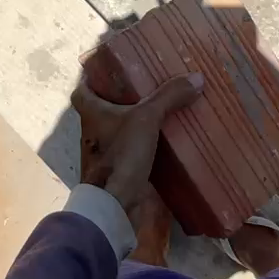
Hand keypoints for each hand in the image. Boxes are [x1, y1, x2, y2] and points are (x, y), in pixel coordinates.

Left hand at [71, 72, 202, 207]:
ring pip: (116, 134)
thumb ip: (168, 97)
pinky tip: (162, 144)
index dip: (90, 81)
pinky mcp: (119, 174)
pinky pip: (130, 155)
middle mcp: (94, 134)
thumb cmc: (120, 154)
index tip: (104, 73)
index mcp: (92, 115)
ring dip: (132, 126)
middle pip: (100, 112)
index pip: (81, 92)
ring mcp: (104, 156)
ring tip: (157, 113)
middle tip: (142, 90)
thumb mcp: (146, 119)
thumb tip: (196, 78)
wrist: (115, 205)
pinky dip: (143, 149)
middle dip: (118, 102)